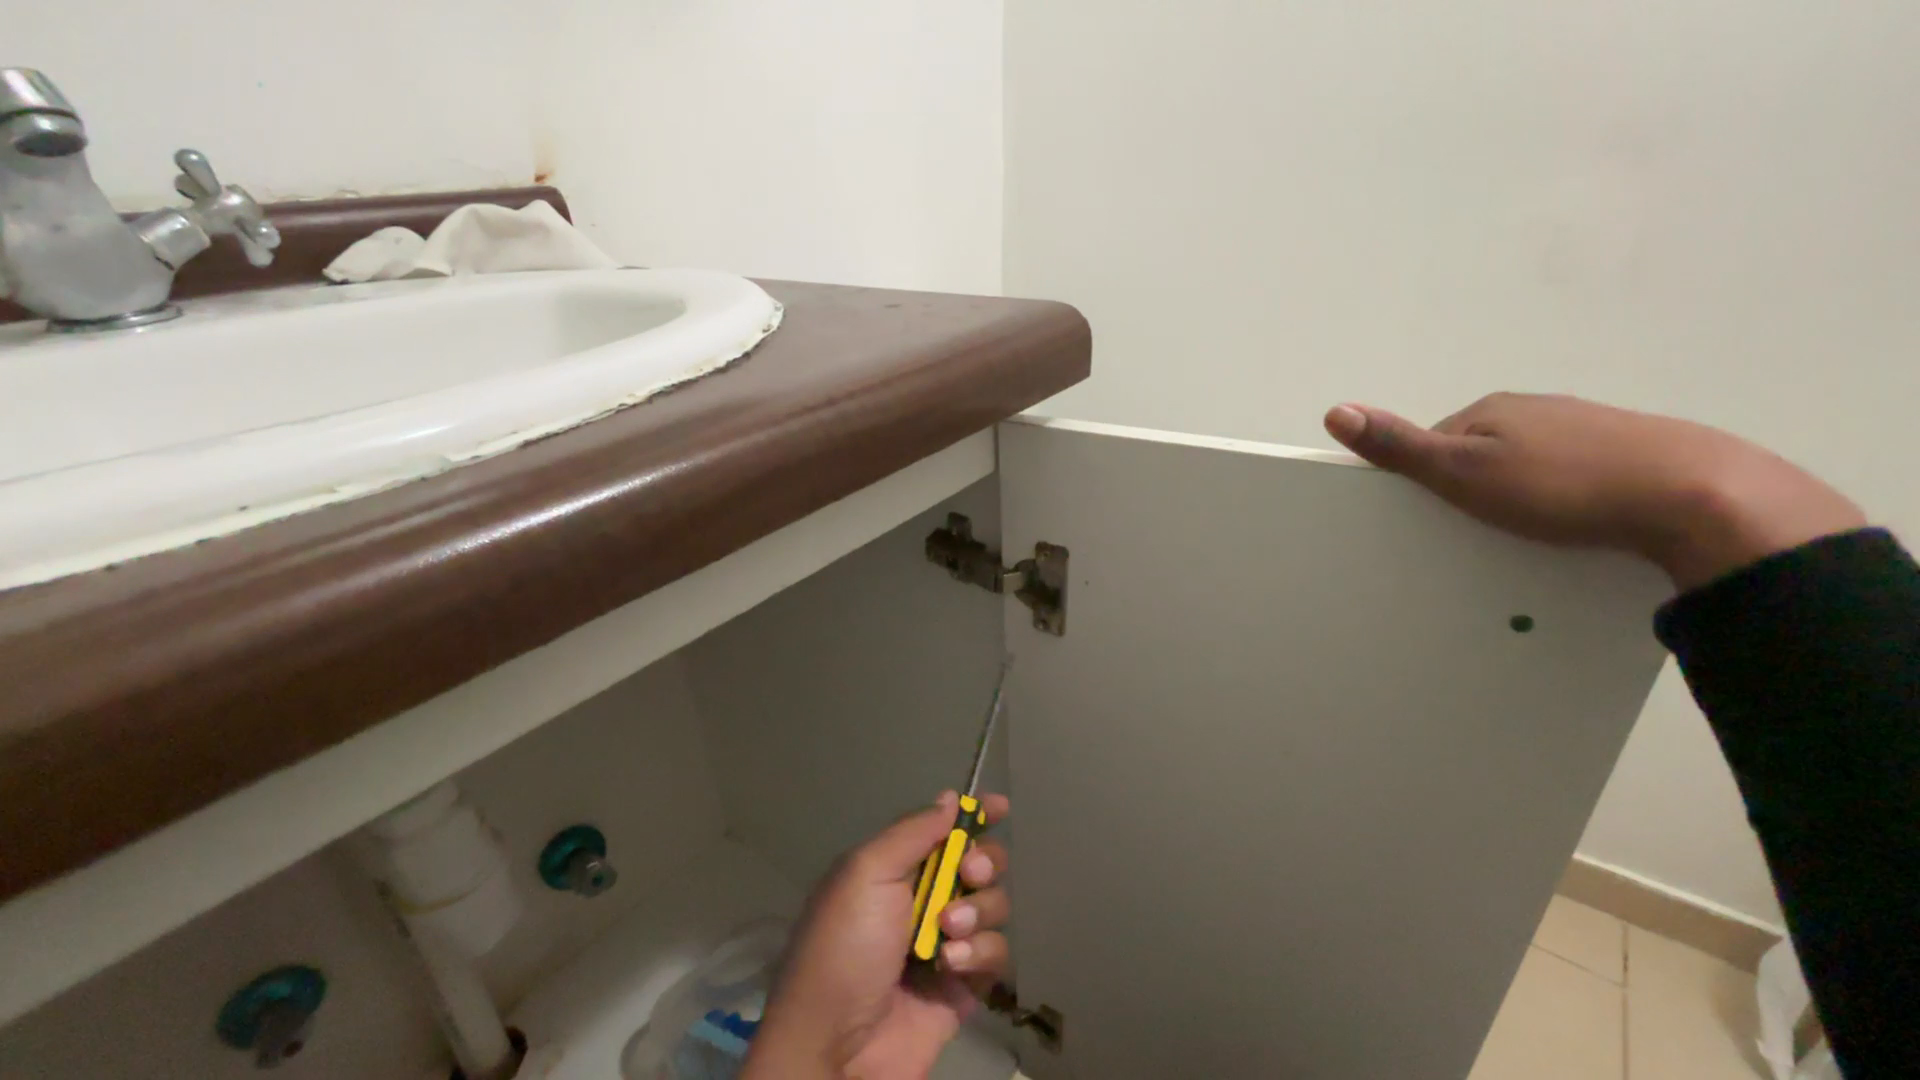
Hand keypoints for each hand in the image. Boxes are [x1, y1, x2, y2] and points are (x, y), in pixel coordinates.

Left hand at [743, 791, 1011, 1079]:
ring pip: (993, 906)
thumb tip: (949, 799)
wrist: (837, 1045)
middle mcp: (922, 900)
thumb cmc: (845, 947)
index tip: (1000, 807)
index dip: (973, 816)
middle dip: (983, 862)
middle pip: (978, 863)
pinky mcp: (965, 985)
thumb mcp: (865, 874)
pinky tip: (952, 966)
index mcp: (893, 869)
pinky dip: (979, 954)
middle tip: (969, 873)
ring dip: (977, 911)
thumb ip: (912, 832)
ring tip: (948, 932)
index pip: (941, 830)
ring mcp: (946, 943)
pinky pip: (995, 954)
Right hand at [1323, 393, 1865, 589]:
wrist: (1694, 498)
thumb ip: (1400, 446)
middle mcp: (1536, 411)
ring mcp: (1586, 430)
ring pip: (1528, 468)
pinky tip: (1575, 525)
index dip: (1426, 483)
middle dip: (1473, 492)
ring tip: (1532, 535)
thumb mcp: (1463, 471)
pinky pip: (1571, 479)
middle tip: (1482, 533)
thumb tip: (1336, 410)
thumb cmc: (1561, 485)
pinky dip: (1563, 502)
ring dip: (1520, 499)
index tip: (1437, 519)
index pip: (1434, 443)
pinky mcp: (1627, 455)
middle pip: (1480, 455)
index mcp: (1492, 410)